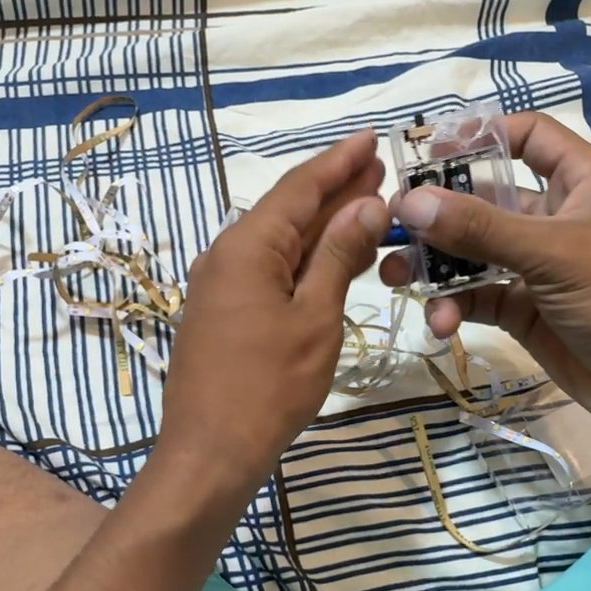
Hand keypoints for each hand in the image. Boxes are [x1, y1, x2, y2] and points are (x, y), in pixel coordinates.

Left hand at [159, 130, 389, 494]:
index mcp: (246, 246)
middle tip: (380, 171)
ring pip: (277, 244)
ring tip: (366, 206)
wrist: (210, 450)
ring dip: (320, 227)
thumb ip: (337, 256)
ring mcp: (219, 287)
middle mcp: (225, 255)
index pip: (298, 188)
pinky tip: (329, 259)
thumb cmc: (269, 386)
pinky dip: (301, 261)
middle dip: (334, 191)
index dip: (338, 162)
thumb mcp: (314, 318)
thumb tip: (365, 204)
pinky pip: (266, 273)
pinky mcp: (221, 315)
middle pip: (287, 212)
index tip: (371, 139)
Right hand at [381, 112, 590, 429]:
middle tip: (391, 226)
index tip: (428, 151)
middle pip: (485, 201)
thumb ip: (479, 227)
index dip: (482, 136)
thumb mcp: (552, 251)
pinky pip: (477, 298)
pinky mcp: (524, 310)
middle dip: (437, 215)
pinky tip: (441, 323)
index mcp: (580, 182)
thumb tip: (410, 202)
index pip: (529, 137)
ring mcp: (537, 267)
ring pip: (472, 254)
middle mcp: (555, 218)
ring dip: (434, 266)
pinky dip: (454, 307)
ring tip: (394, 278)